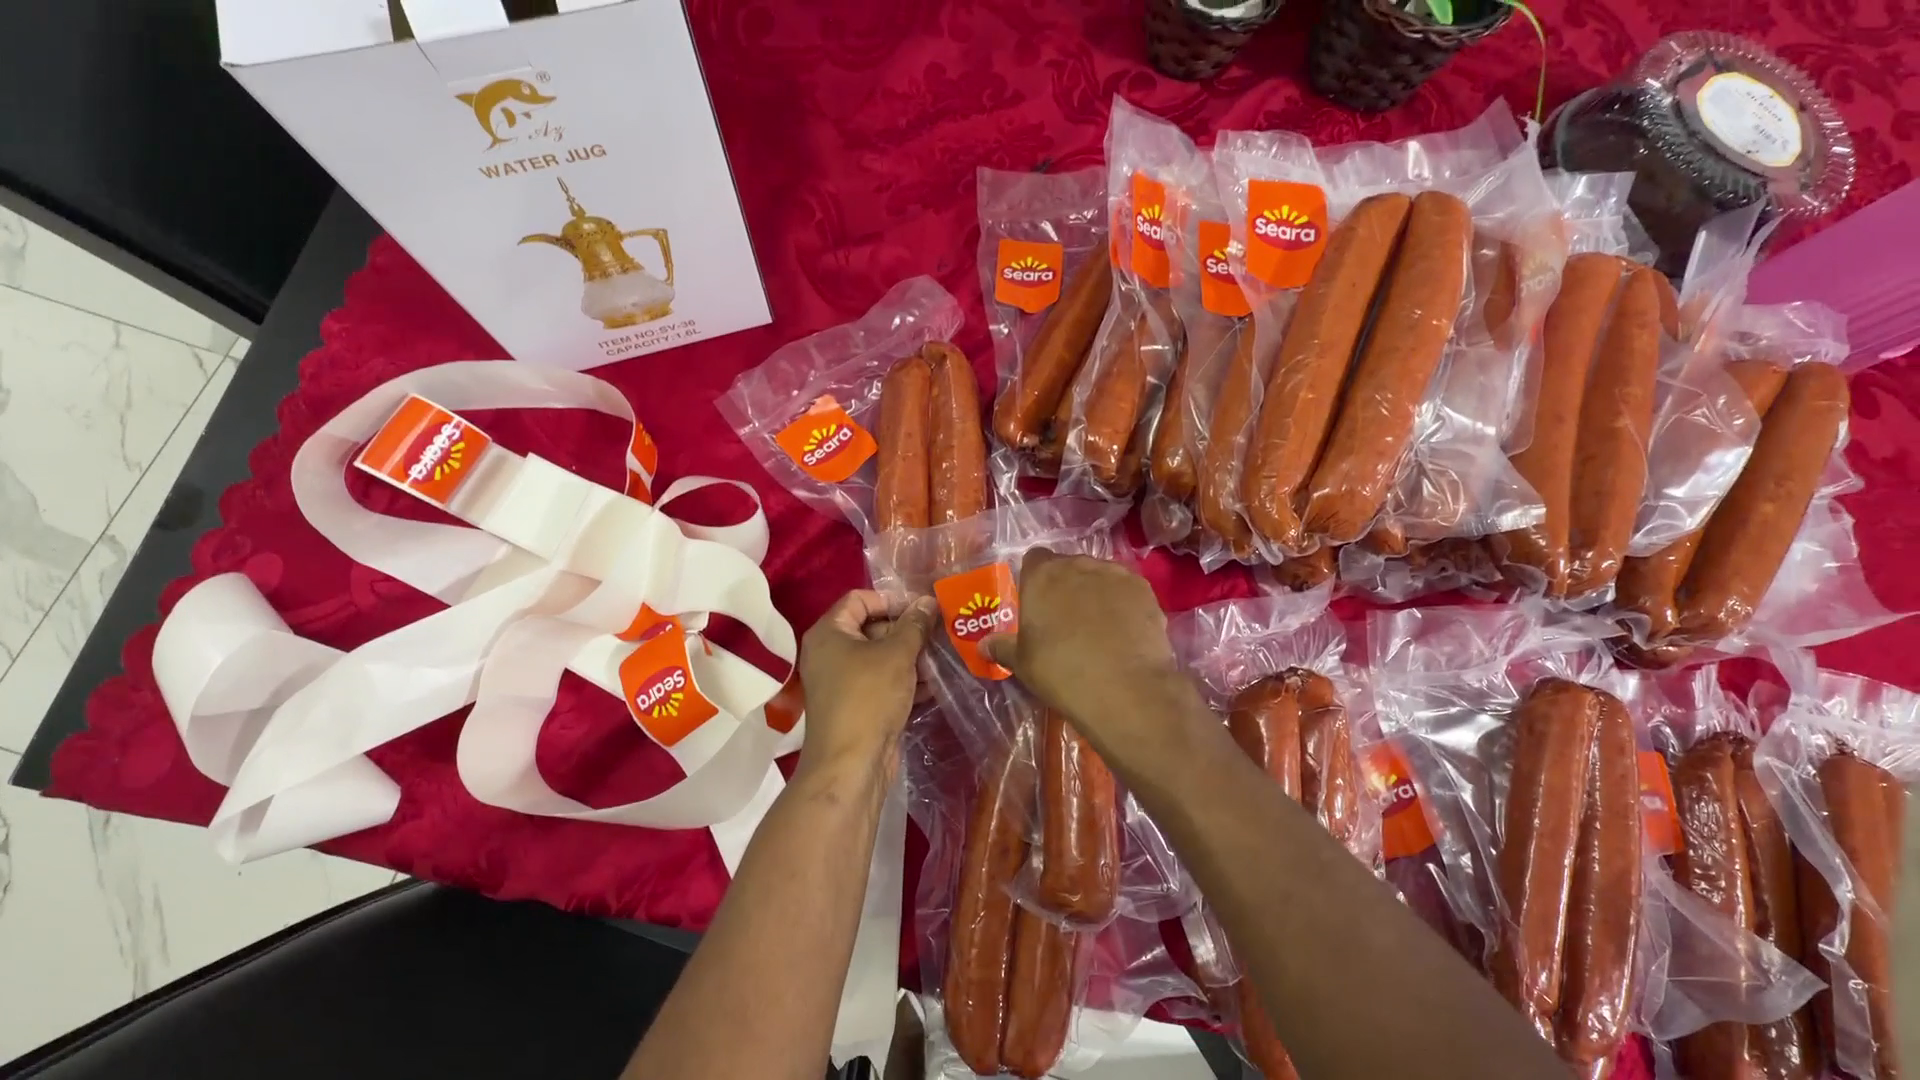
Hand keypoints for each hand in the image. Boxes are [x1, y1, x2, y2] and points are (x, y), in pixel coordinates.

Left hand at [795, 589, 937, 781]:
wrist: (851, 764)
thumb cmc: (869, 697)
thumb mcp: (897, 654)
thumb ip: (914, 625)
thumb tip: (927, 601)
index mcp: (829, 632)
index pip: (859, 599)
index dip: (891, 599)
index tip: (922, 609)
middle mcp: (830, 653)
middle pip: (871, 627)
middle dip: (906, 630)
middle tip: (938, 635)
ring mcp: (842, 681)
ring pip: (880, 658)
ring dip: (910, 657)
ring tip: (942, 658)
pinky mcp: (856, 706)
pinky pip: (882, 682)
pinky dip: (904, 680)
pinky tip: (934, 684)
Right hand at [980, 550, 1190, 762]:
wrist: (1123, 687)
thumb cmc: (1060, 671)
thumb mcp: (1022, 663)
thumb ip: (1002, 648)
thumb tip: (982, 645)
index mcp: (1042, 575)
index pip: (1034, 559)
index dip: (1034, 579)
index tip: (1037, 604)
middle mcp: (1078, 565)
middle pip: (1069, 566)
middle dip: (1066, 586)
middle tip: (1066, 620)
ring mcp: (1115, 575)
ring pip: (1100, 576)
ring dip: (1096, 592)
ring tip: (1099, 627)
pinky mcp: (1145, 590)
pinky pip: (1128, 591)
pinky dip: (1124, 604)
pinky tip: (1124, 632)